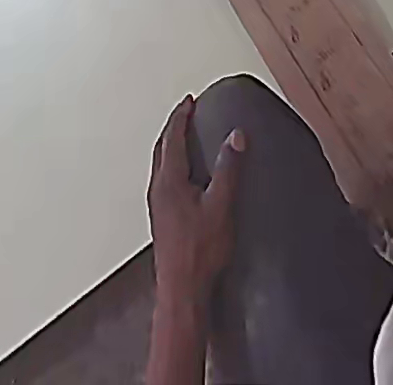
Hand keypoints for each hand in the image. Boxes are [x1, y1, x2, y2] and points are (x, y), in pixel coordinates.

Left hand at [148, 96, 245, 300]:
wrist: (181, 291)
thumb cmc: (201, 249)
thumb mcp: (221, 206)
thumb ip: (228, 169)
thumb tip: (236, 135)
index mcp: (168, 179)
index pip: (172, 137)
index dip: (181, 116)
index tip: (190, 101)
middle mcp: (157, 187)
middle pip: (161, 147)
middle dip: (173, 126)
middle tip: (186, 112)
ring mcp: (156, 204)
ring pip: (159, 162)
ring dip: (170, 144)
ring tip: (185, 136)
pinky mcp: (161, 217)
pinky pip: (162, 176)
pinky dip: (171, 161)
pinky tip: (184, 173)